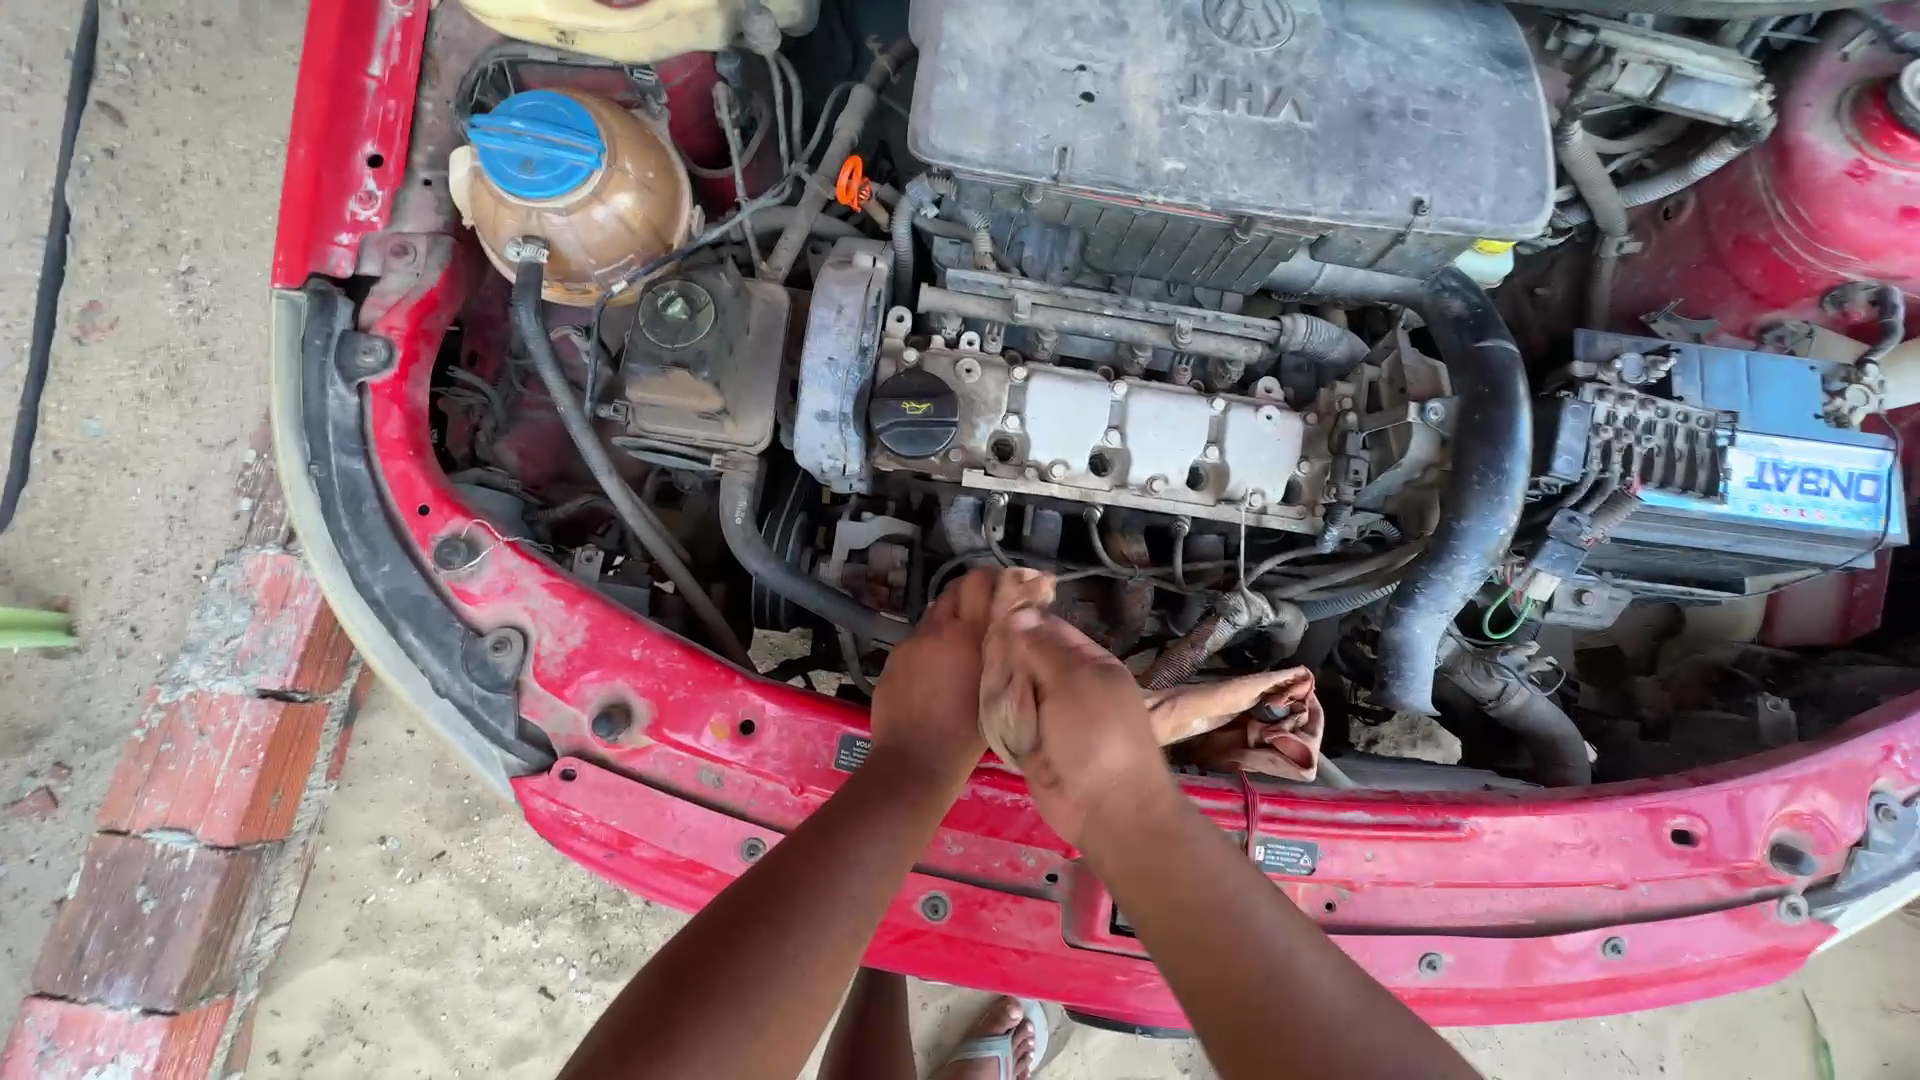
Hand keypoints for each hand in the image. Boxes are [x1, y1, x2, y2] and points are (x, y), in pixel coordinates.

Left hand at [867, 567, 997, 782]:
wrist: (913, 762)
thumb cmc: (966, 734)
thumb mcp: (998, 689)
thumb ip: (1004, 652)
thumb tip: (1013, 629)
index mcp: (966, 633)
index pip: (979, 581)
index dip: (993, 579)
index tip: (1007, 590)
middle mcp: (935, 630)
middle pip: (954, 592)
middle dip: (972, 597)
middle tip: (988, 616)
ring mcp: (909, 644)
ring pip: (934, 617)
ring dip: (950, 622)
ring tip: (962, 648)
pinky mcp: (892, 661)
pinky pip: (917, 642)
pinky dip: (931, 646)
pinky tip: (937, 674)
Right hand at [982, 609, 1176, 847]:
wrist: (1105, 808)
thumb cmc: (1098, 735)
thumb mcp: (1075, 680)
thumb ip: (1043, 647)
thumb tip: (1020, 613)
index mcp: (1088, 663)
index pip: (1050, 629)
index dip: (1021, 619)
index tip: (986, 609)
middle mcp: (1067, 684)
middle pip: (1026, 656)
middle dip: (1002, 651)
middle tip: (969, 640)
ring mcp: (1047, 714)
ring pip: (1012, 685)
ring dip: (996, 681)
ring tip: (968, 665)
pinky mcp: (1029, 741)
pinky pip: (1005, 716)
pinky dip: (993, 710)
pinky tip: (971, 694)